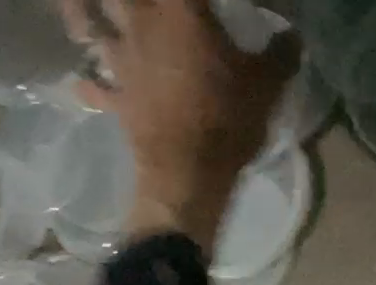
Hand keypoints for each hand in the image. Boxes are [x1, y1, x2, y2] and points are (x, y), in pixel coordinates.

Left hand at [64, 0, 300, 253]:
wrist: (188, 176)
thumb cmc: (228, 122)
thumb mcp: (267, 86)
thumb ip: (281, 55)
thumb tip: (293, 38)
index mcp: (182, 8)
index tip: (203, 3)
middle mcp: (144, 24)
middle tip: (142, 6)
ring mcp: (123, 62)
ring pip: (88, 23)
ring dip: (83, 14)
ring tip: (84, 12)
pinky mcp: (116, 100)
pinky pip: (92, 85)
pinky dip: (88, 81)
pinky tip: (87, 79)